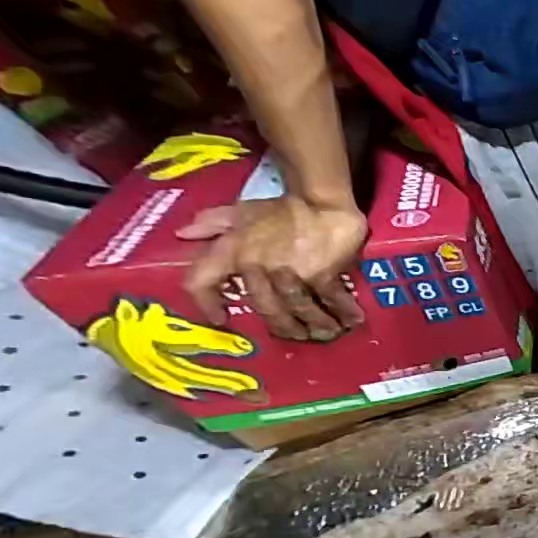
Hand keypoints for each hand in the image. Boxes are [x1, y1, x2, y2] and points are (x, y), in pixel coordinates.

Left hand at [179, 196, 367, 339]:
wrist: (322, 201)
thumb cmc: (284, 207)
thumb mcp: (242, 211)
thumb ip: (214, 223)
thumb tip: (184, 233)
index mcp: (231, 252)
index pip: (201, 282)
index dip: (208, 304)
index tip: (221, 320)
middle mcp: (255, 266)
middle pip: (265, 307)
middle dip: (284, 326)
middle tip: (299, 336)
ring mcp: (289, 272)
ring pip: (298, 308)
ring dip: (317, 324)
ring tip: (328, 333)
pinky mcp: (321, 274)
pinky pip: (330, 299)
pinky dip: (343, 311)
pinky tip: (353, 319)